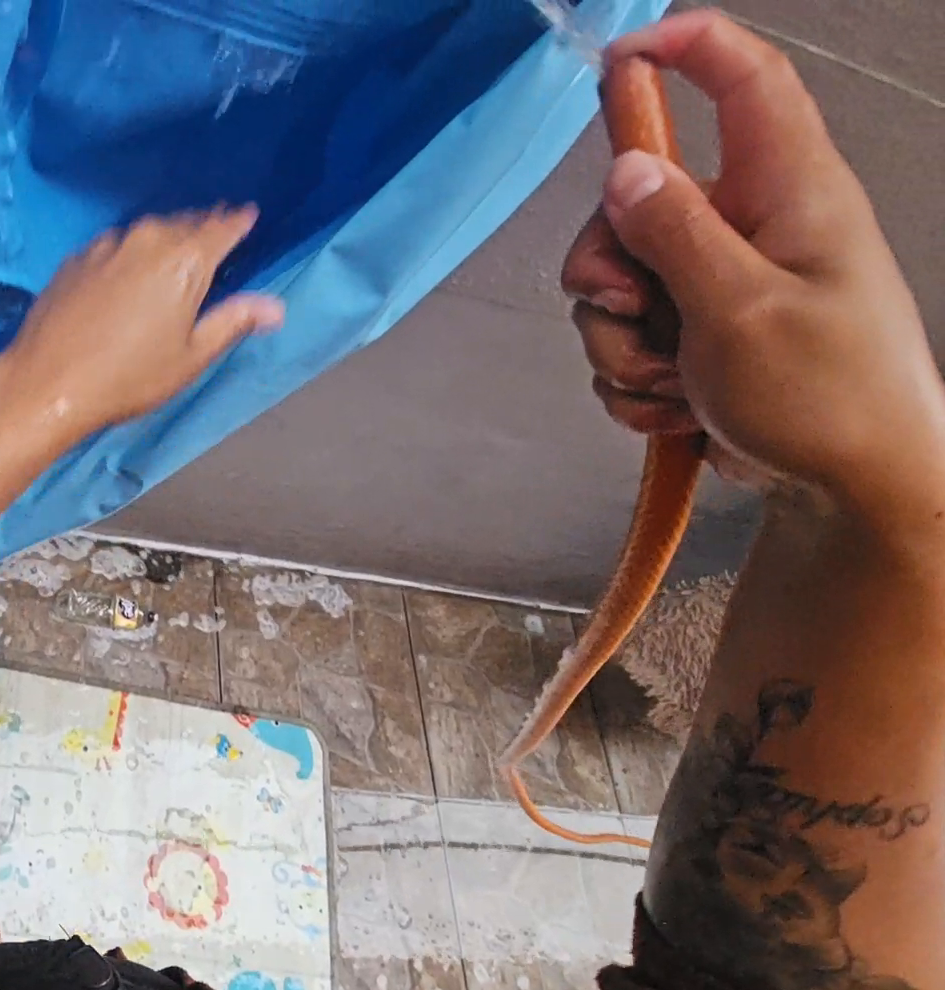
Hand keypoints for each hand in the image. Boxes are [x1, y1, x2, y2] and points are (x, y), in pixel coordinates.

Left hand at [0, 208, 281, 565]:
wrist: (47, 382)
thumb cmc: (128, 377)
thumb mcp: (189, 357)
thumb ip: (233, 322)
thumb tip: (276, 306)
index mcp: (185, 257)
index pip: (224, 226)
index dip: (239, 223)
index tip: (248, 220)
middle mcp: (147, 238)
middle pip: (185, 224)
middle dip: (202, 230)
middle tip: (212, 243)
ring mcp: (105, 245)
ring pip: (147, 233)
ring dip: (163, 241)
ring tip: (169, 260)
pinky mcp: (75, 259)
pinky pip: (114, 247)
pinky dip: (128, 254)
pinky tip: (124, 277)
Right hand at [560, 11, 944, 529]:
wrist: (843, 480)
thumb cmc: (821, 389)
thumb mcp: (742, 309)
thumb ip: (678, 235)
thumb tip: (627, 169)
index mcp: (783, 196)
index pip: (744, 90)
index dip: (688, 53)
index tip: (621, 54)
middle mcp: (739, 230)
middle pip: (626, 214)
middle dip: (602, 276)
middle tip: (629, 314)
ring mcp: (708, 285)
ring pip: (608, 293)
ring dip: (618, 347)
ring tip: (670, 384)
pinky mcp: (685, 335)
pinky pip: (617, 343)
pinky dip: (630, 381)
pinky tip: (673, 407)